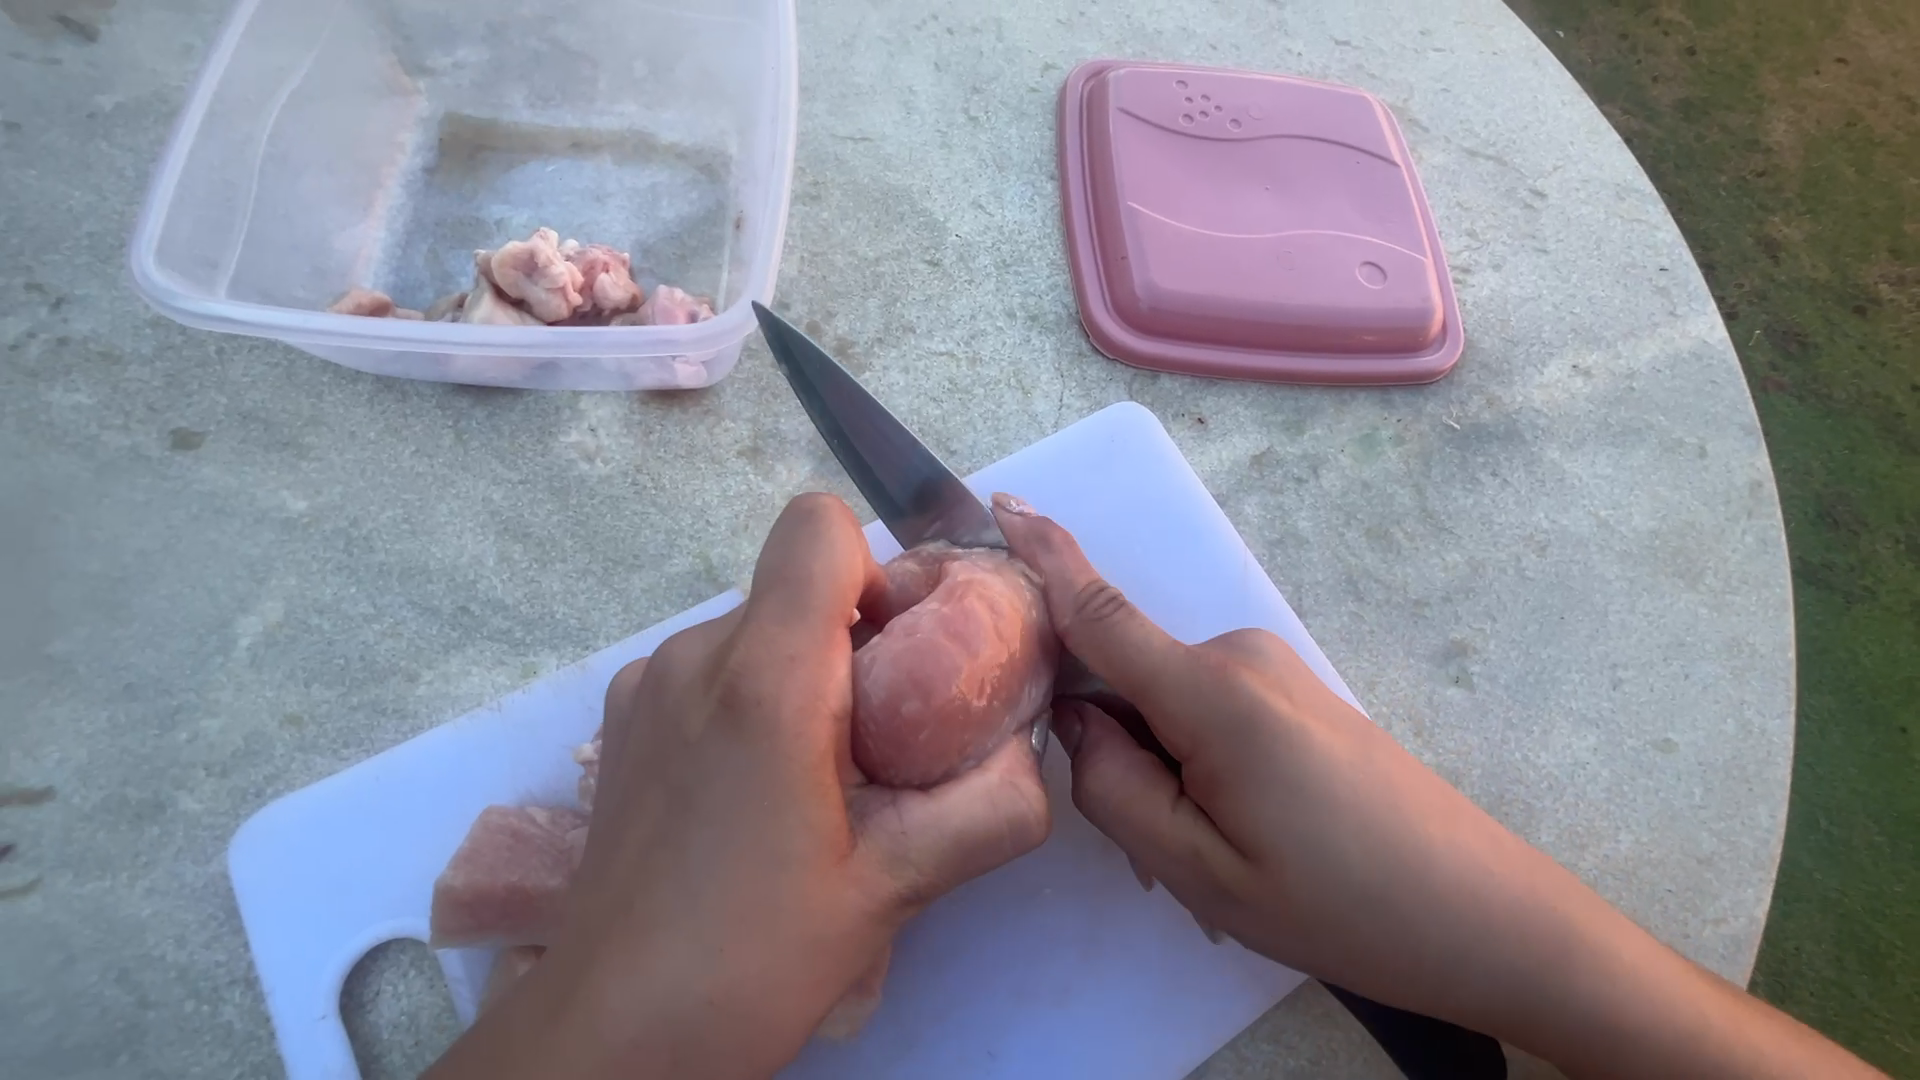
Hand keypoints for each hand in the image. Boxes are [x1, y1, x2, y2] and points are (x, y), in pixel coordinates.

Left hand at [428, 494, 1049, 1079]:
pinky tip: (747, 786)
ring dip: (801, 672)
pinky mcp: (623, 714)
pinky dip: (749, 696)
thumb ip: (990, 811)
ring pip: (757, 625)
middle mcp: (695, 653)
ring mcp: (648, 680)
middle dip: (852, 636)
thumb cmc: (753, 956)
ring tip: (808, 775)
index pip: (817, 526)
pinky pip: (714, 663)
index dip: (871, 571)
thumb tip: (1032, 752)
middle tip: (873, 738)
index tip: (894, 655)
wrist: (608, 1034)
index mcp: (766, 677)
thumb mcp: (895, 888)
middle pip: (795, 582)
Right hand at [991, 494, 1881, 1079]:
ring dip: (1156, 761)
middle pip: (1123, 672)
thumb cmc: (1342, 905)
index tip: (1001, 501)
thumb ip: (1112, 788)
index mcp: (1210, 693)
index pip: (1100, 610)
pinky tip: (1239, 828)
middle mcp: (1235, 654)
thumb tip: (1074, 720)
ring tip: (1212, 852)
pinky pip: (1201, 706)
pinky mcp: (1286, 686)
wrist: (1489, 918)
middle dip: (1109, 740)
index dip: (1045, 553)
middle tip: (1157, 845)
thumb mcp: (1200, 872)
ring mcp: (1268, 665)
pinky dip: (1188, 757)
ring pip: (1161, 699)